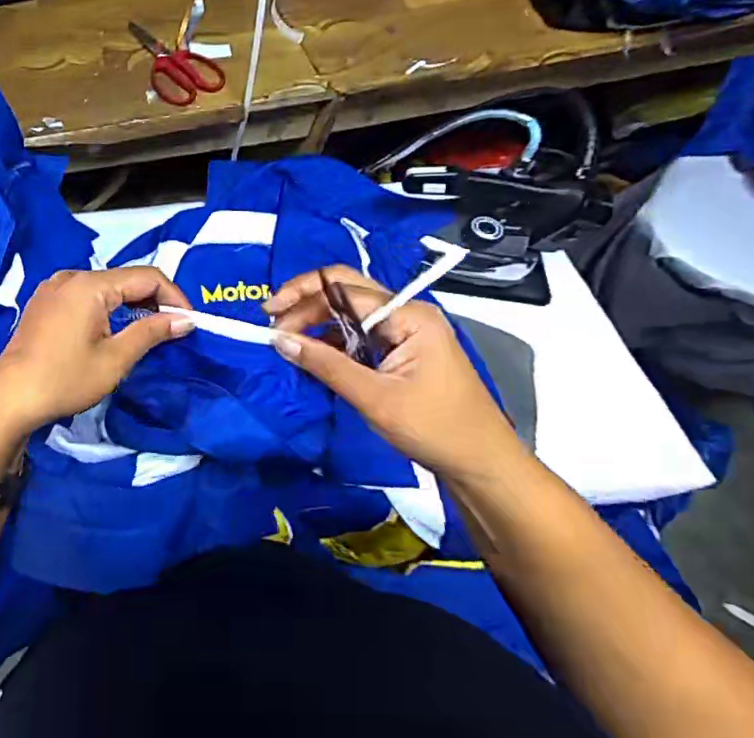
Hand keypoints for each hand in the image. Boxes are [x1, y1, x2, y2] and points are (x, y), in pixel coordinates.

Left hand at [0, 268, 192, 480]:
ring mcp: (53, 287)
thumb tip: (184, 320)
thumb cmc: (65, 379)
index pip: (146, 276)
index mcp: (89, 284)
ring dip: (129, 304)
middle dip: (153, 300)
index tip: (189, 323)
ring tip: (148, 331)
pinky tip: (112, 330)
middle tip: (173, 330)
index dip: (173, 297)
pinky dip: (105, 307)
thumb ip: (151, 332)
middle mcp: (70, 276)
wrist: (9, 398)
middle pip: (124, 278)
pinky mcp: (43, 302)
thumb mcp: (115, 359)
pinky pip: (83, 295)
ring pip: (104, 287)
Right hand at [263, 265, 527, 483]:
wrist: (484, 466)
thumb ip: (325, 364)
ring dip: (316, 322)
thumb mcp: (375, 398)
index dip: (301, 294)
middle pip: (344, 292)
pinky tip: (313, 355)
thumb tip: (279, 339)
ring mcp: (405, 331)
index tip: (270, 314)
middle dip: (305, 305)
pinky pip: (358, 333)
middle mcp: (407, 314)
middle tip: (273, 328)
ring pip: (348, 313)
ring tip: (286, 342)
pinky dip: (332, 340)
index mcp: (408, 315)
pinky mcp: (401, 350)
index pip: (343, 287)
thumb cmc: (436, 429)